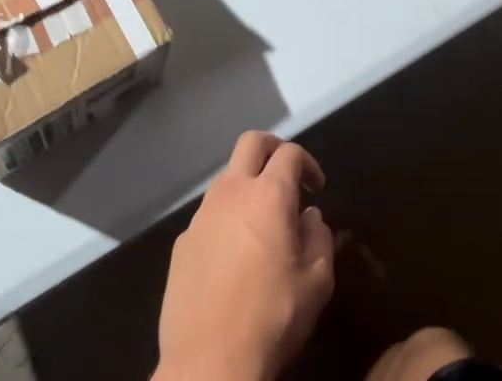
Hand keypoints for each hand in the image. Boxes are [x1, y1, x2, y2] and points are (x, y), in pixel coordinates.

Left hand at [155, 132, 335, 380]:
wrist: (208, 360)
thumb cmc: (272, 317)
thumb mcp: (316, 282)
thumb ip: (319, 239)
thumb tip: (310, 217)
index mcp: (268, 196)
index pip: (289, 153)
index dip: (308, 162)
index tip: (317, 188)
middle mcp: (230, 193)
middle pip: (251, 143)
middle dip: (274, 148)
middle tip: (289, 175)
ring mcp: (201, 216)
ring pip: (226, 178)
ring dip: (248, 185)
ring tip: (264, 221)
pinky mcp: (182, 241)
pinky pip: (209, 214)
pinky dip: (227, 218)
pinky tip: (235, 255)